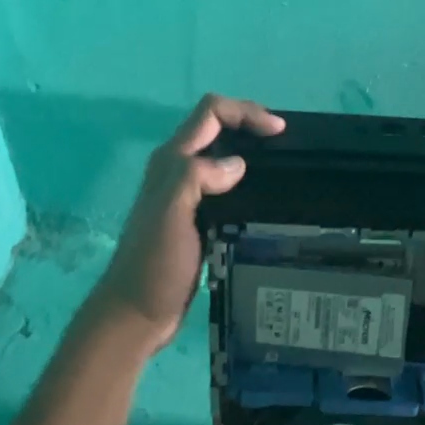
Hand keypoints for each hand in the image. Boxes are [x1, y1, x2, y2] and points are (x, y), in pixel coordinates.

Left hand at [86, 94, 284, 353]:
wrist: (137, 313)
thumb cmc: (154, 264)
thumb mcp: (170, 214)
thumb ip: (195, 177)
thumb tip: (237, 163)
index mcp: (170, 161)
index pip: (210, 113)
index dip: (245, 112)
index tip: (279, 131)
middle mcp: (176, 171)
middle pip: (215, 129)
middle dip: (250, 127)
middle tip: (287, 146)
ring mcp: (186, 196)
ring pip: (221, 158)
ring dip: (250, 155)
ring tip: (284, 170)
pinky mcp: (196, 219)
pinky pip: (225, 188)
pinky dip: (247, 184)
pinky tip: (267, 201)